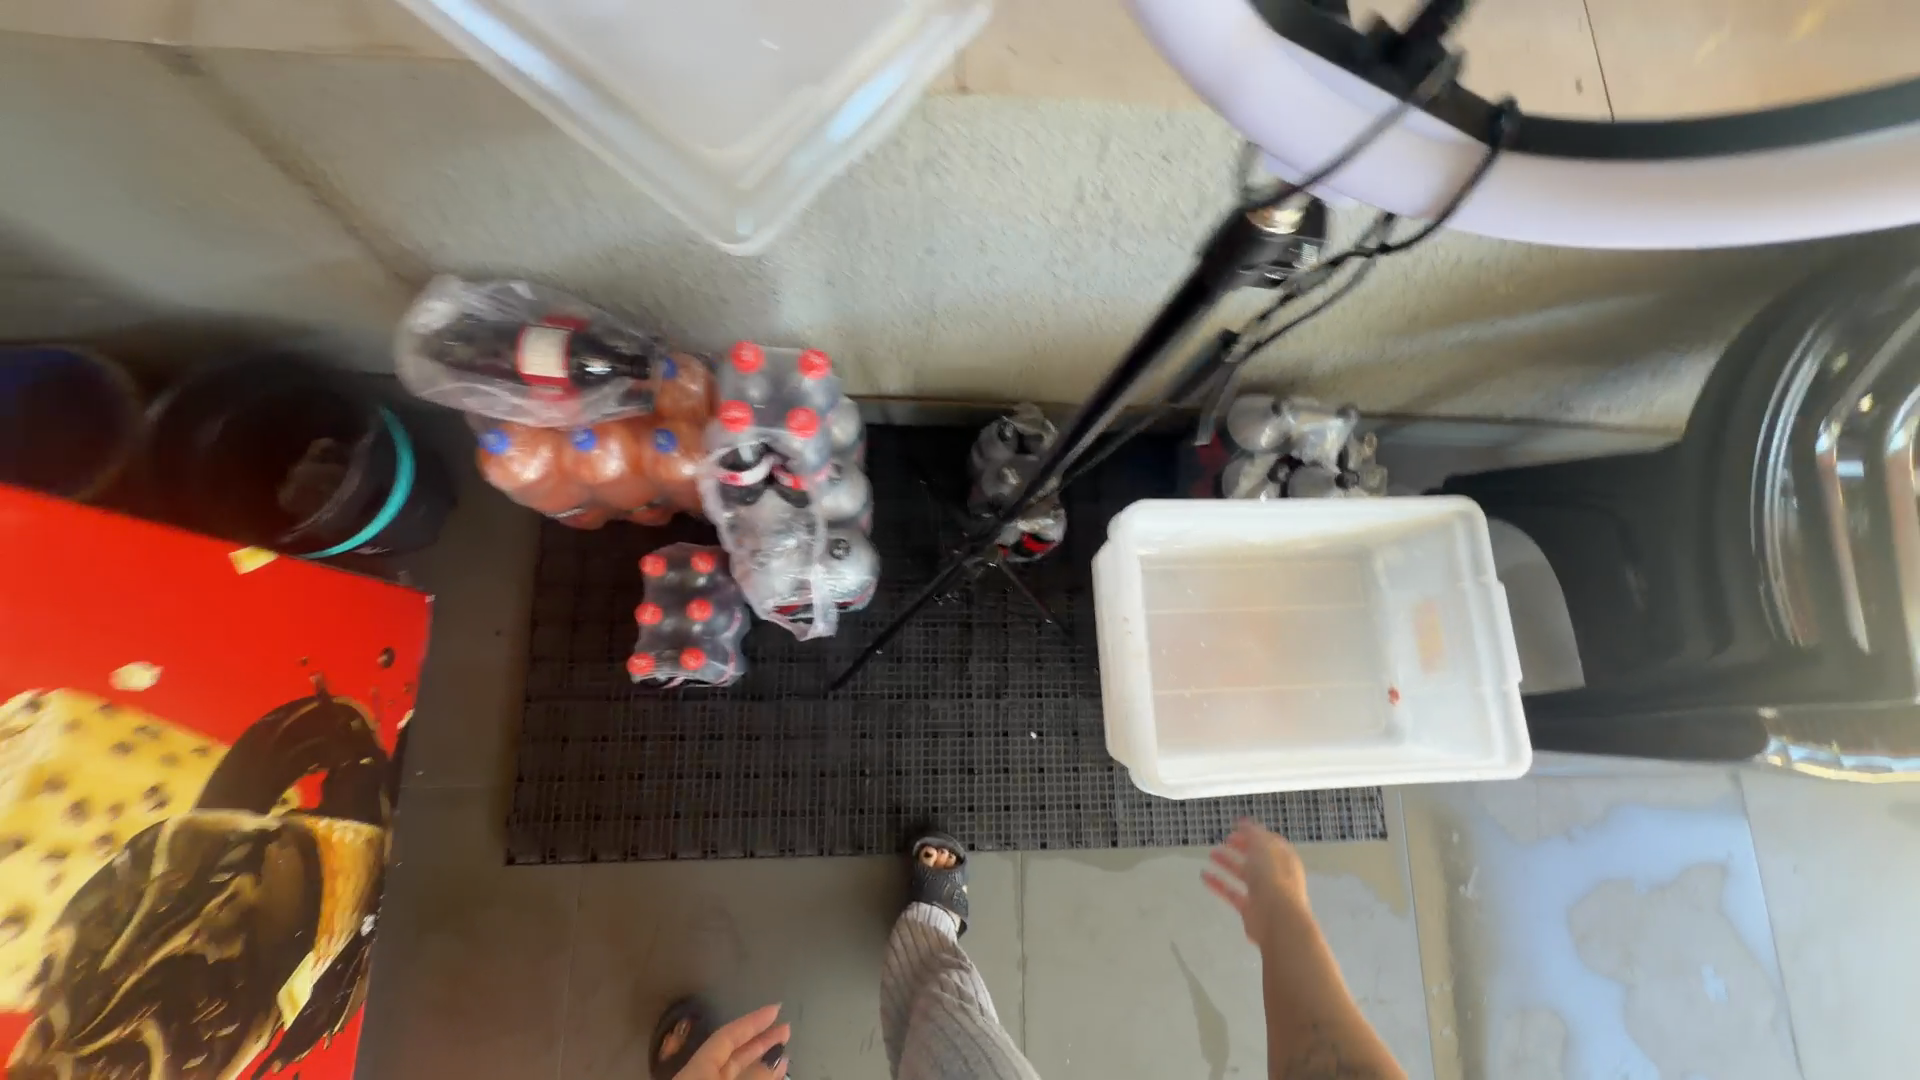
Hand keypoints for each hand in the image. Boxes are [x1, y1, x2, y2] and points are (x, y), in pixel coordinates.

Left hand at [672, 1004, 790, 1079]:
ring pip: (732, 1070)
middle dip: (760, 1040)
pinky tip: (769, 1075)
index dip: (752, 1020)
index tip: (776, 1008)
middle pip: (731, 1052)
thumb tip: (778, 1058)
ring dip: (759, 1059)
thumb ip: (753, 1073)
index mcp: (695, 1066)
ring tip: (783, 1052)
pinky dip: (750, 1076)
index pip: (727, 1035)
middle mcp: (696, 1073)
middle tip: (785, 1029)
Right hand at [1202, 819, 1311, 946]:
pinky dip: (1218, 884)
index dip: (1255, 834)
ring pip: (1244, 874)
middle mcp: (1276, 875)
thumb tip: (1245, 823)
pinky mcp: (1250, 909)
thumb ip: (1253, 834)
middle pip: (1257, 858)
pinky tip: (1204, 875)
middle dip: (1242, 848)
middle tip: (1226, 839)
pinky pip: (1232, 893)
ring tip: (1211, 854)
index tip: (1238, 827)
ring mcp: (1264, 893)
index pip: (1270, 842)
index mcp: (1283, 859)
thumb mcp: (1263, 848)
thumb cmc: (1273, 878)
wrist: (1278, 920)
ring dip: (1228, 863)